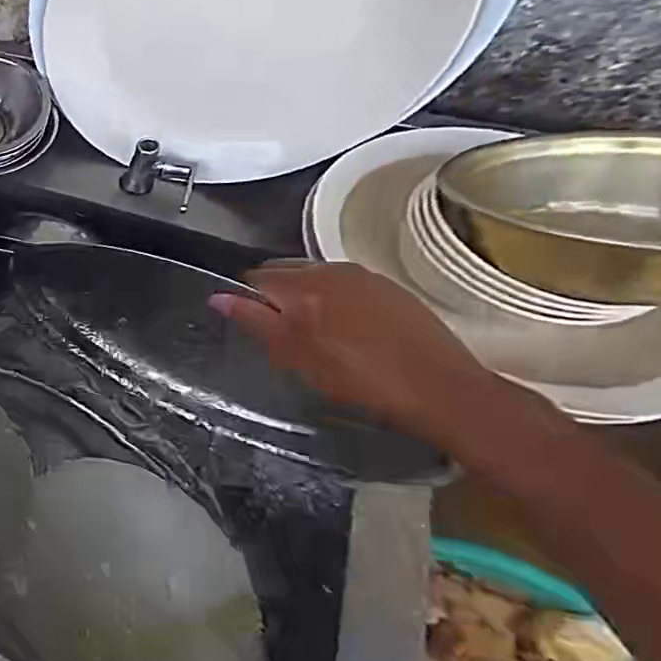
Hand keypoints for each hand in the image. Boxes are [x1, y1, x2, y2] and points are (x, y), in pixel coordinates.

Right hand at [207, 260, 550, 451]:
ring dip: (308, 297)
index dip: (250, 302)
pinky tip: (352, 332)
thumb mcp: (296, 357)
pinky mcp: (390, 287)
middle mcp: (329, 270)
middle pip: (284, 272)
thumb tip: (218, 296)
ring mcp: (363, 276)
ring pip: (316, 277)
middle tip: (288, 337)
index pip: (254, 278)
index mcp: (301, 286)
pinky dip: (338, 300)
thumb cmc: (360, 380)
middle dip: (278, 296)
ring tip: (321, 336)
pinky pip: (346, 284)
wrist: (443, 391)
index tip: (261, 330)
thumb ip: (255, 321)